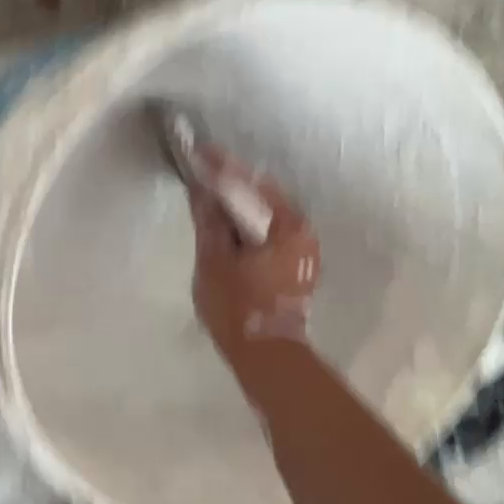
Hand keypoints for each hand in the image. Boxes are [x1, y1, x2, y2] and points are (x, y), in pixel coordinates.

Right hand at [188, 145, 319, 353]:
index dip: (223, 167)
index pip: (252, 184)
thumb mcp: (214, 260)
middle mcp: (303, 232)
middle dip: (233, 183)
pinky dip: (246, 223)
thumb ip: (209, 222)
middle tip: (203, 169)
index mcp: (288, 226)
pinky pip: (267, 232)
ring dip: (239, 204)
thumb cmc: (238, 305)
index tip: (200, 150)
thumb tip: (202, 191)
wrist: (265, 353)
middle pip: (263, 197)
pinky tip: (225, 223)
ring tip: (209, 193)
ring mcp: (302, 251)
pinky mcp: (294, 266)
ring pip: (266, 215)